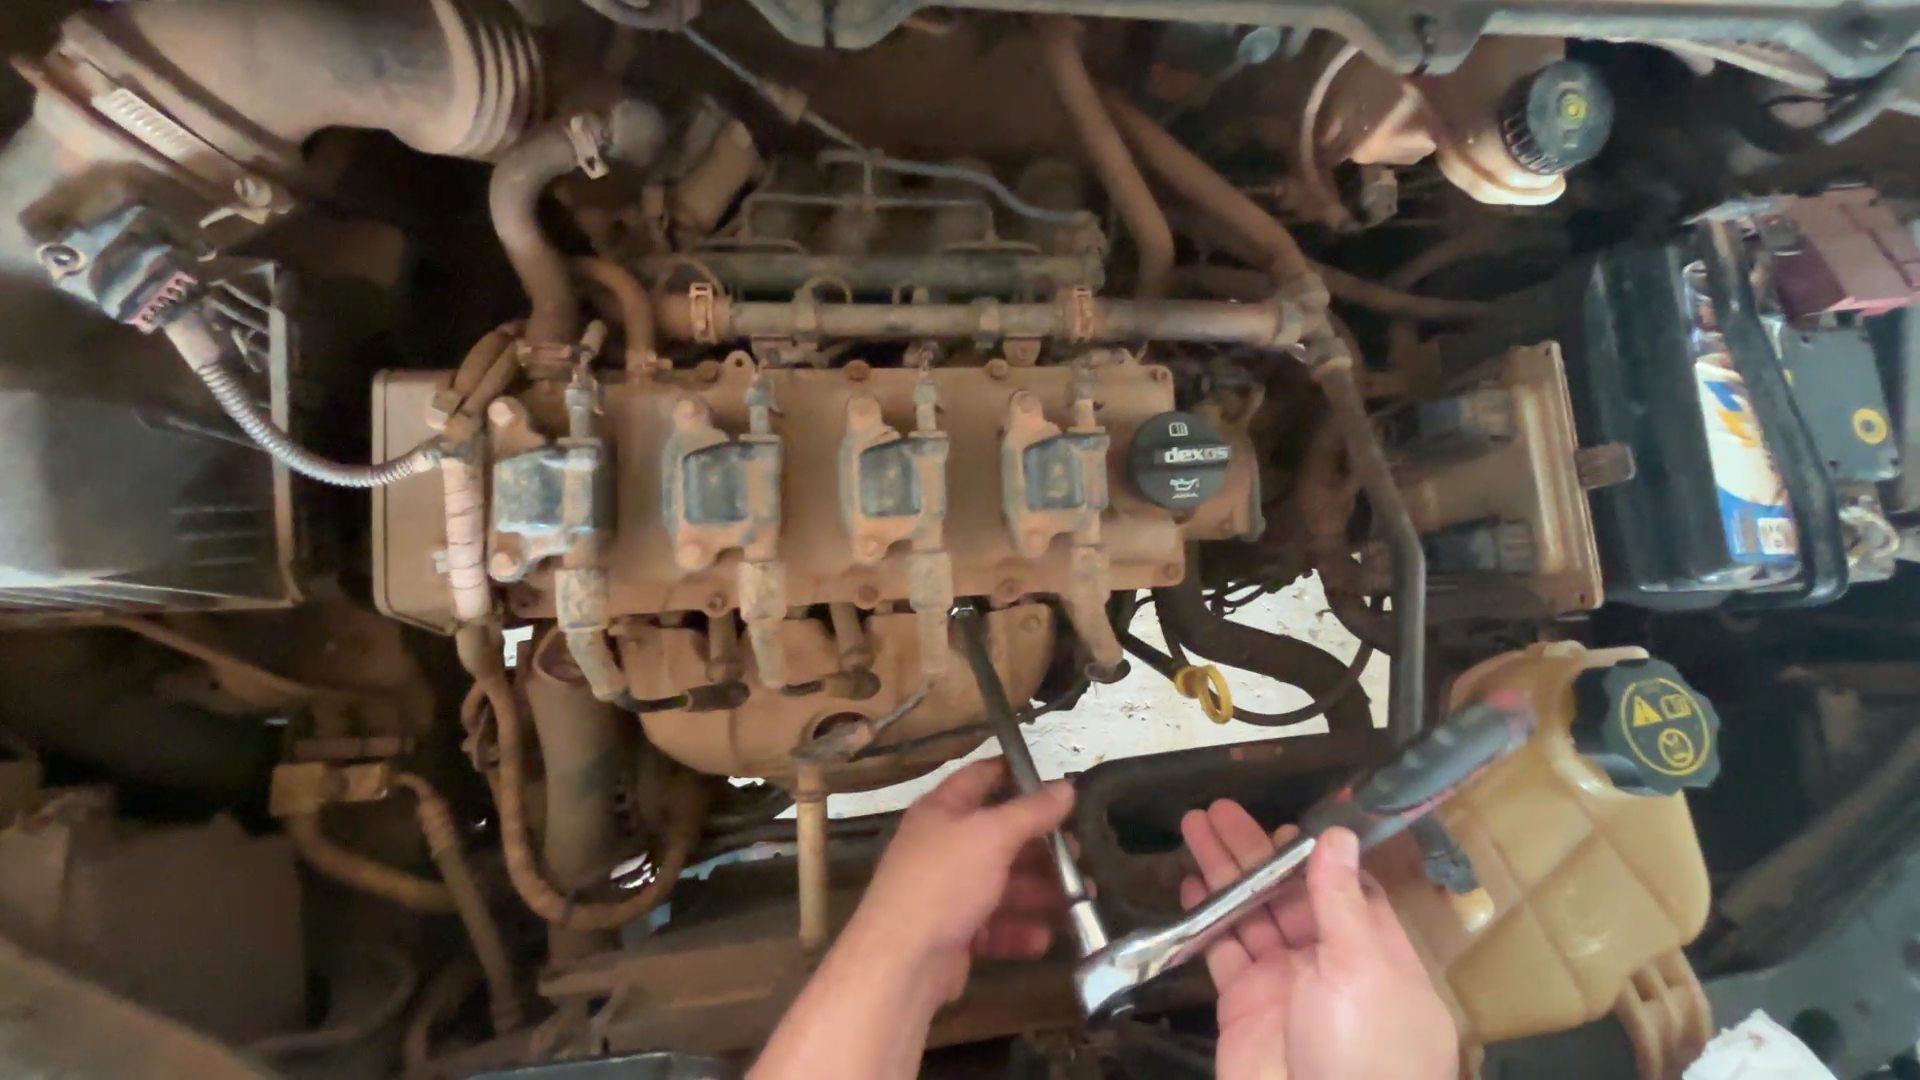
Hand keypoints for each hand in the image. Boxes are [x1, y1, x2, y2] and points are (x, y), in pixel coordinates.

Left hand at [843, 758, 1074, 1002]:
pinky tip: (1046, 937)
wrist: (901, 962)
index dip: (1016, 775)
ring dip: (1040, 891)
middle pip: (999, 836)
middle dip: (1041, 846)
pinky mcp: (953, 931)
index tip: (1057, 784)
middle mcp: (943, 844)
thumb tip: (1067, 788)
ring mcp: (947, 890)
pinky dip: (1019, 929)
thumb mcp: (991, 836)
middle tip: (1080, 854)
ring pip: (1001, 883)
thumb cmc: (944, 881)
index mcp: (942, 809)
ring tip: (1080, 900)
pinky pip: (993, 924)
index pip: (981, 777)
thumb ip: (1031, 811)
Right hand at [1180, 800, 1457, 1079]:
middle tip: (1218, 808)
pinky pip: (1220, 949)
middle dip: (1252, 850)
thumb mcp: (1361, 969)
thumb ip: (1340, 900)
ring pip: (1248, 913)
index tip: (1284, 818)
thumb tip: (1342, 835)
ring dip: (1222, 872)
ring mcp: (1282, 985)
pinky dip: (1203, 917)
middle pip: (1285, 892)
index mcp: (1371, 954)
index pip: (1343, 888)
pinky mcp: (1243, 1004)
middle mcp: (1327, 964)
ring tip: (1194, 827)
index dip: (1312, 852)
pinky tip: (1189, 886)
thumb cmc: (1362, 1055)